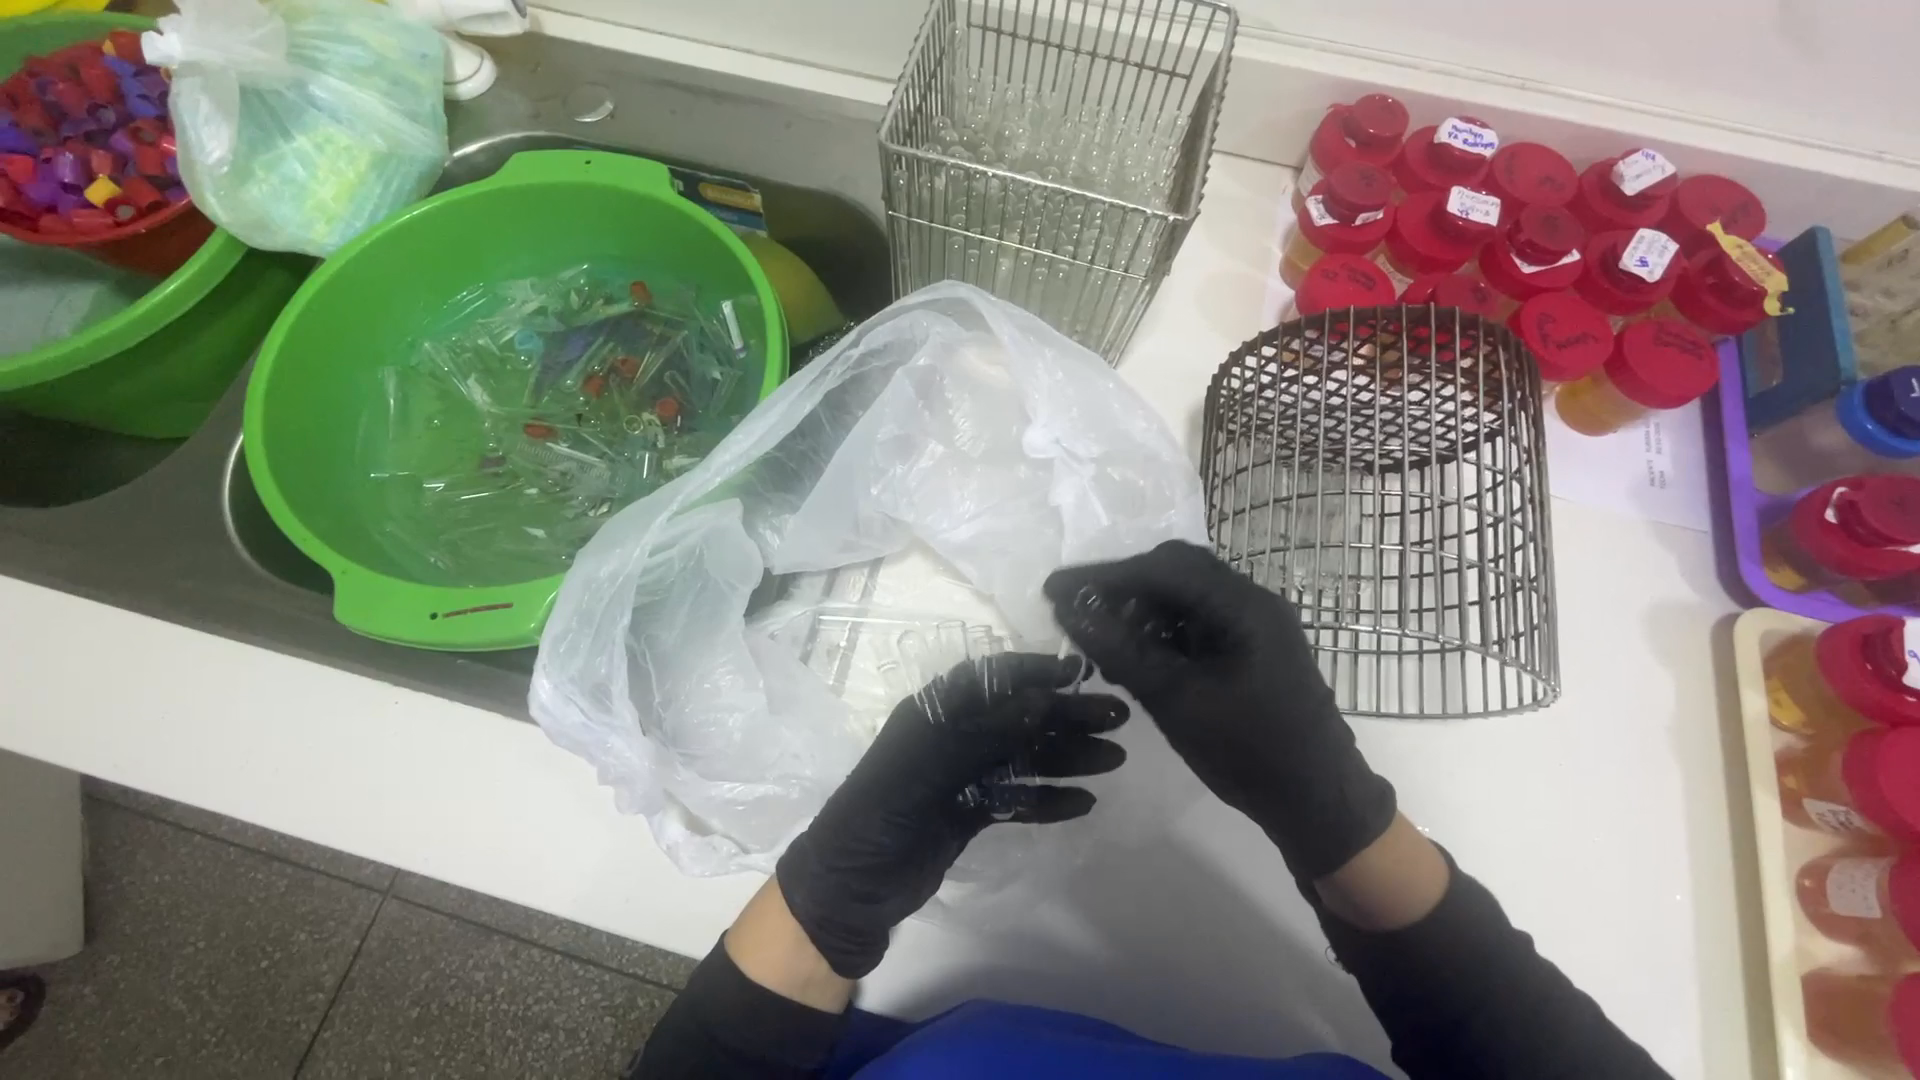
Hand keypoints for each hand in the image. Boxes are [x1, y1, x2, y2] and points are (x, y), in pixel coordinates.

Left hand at [775, 653, 1128, 977]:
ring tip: (1113, 758)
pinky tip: (1084, 802)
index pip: (991, 678)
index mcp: (934, 712)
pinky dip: (1047, 799)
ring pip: (1023, 758)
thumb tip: (1041, 699)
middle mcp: (952, 737)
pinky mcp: (970, 814)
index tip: (1079, 673)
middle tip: (1116, 717)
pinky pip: (1016, 798)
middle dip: (1065, 715)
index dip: (1034, 671)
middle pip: (1017, 717)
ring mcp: (962, 776)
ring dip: (1066, 756)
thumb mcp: (928, 766)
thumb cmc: (879, 812)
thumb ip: (985, 734)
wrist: (850, 887)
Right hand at [1044, 540, 1394, 880]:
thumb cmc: (1250, 753)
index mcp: (1244, 606)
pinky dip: (1158, 631)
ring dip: (1137, 609)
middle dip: (1120, 588)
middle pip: (1174, 573)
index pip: (1163, 568)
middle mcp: (1252, 602)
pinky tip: (1131, 653)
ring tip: (1096, 636)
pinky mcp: (1248, 648)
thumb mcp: (1177, 701)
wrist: (1318, 803)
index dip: (1104, 576)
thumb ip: (1122, 650)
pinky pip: (1195, 623)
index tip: (1055, 589)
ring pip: (1183, 597)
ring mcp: (1253, 625)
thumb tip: (1068, 608)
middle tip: (1074, 609)